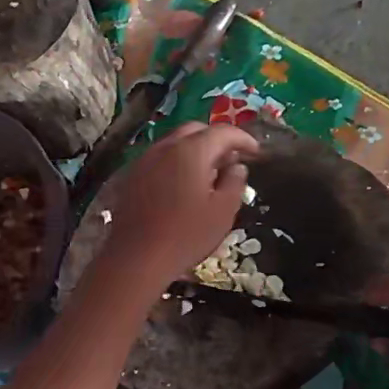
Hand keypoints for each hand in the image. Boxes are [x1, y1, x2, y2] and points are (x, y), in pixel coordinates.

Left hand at [100, 122, 259, 287]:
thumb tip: (237, 166)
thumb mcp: (223, 211)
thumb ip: (235, 182)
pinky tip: (183, 185)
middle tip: (232, 160)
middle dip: (217, 140)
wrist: (136, 258)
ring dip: (196, 150)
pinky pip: (160, 158)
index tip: (256, 152)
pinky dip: (177, 162)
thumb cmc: (185, 235)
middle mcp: (165, 147)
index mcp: (191, 151)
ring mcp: (145, 160)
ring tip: (210, 173)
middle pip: (196, 131)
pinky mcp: (132, 176)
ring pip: (175, 143)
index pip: (222, 131)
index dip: (243, 139)